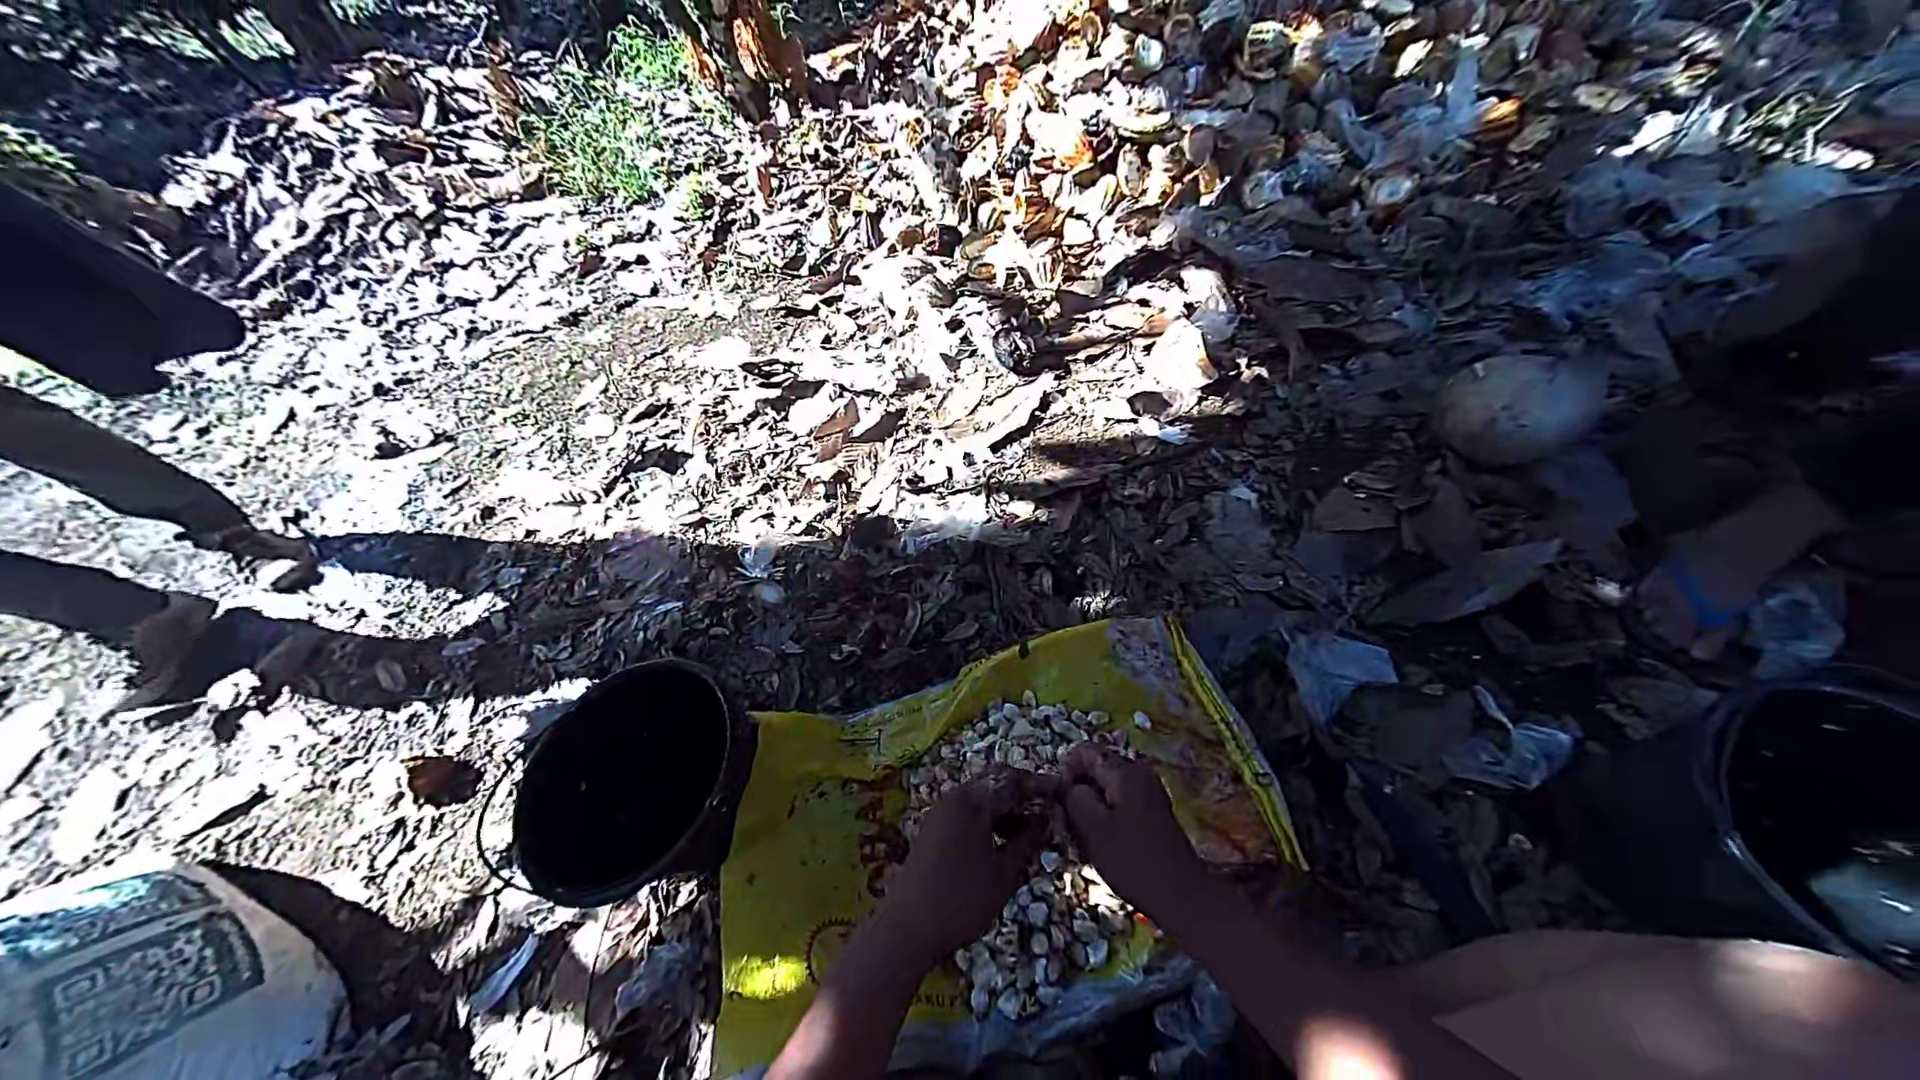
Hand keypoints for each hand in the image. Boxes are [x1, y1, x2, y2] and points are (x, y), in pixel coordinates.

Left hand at [870, 769, 1054, 964]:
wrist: (907, 927)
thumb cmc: (962, 899)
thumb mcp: (1004, 873)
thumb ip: (1026, 841)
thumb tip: (1043, 821)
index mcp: (972, 801)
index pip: (1011, 780)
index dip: (1038, 785)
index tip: (1060, 790)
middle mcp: (954, 798)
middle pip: (994, 784)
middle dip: (1021, 794)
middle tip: (1047, 809)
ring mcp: (941, 813)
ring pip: (980, 799)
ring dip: (1005, 808)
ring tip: (1031, 828)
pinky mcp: (934, 830)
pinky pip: (967, 813)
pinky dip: (988, 820)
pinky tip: (1004, 840)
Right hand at [1059, 744, 1212, 926]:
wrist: (1181, 896)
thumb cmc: (1133, 861)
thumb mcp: (1093, 829)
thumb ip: (1073, 797)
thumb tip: (1063, 783)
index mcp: (1125, 772)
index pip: (1084, 752)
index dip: (1067, 772)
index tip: (1063, 801)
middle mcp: (1139, 773)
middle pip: (1096, 768)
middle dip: (1079, 790)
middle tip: (1072, 821)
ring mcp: (1149, 792)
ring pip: (1107, 786)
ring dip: (1092, 806)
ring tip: (1088, 835)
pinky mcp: (1153, 811)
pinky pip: (1120, 800)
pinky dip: (1107, 815)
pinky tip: (1106, 841)